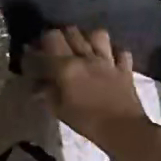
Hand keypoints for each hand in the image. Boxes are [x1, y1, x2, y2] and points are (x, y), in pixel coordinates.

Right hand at [28, 26, 152, 149]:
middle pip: (72, 31)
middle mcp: (86, 57)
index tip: (36, 52)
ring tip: (84, 48)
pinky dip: (115, 53)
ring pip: (98, 34)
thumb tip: (37, 86)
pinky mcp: (124, 69)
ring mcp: (108, 61)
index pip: (50, 40)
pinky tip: (110, 60)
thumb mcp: (60, 110)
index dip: (40, 42)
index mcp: (67, 66)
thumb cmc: (87, 121)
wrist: (123, 129)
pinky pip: (121, 52)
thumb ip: (47, 93)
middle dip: (62, 35)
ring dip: (89, 38)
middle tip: (56, 48)